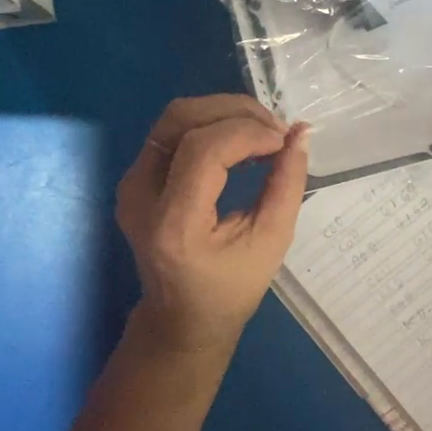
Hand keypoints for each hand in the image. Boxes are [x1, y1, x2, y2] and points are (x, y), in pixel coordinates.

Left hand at [116, 95, 309, 352]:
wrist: (181, 319)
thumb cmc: (231, 290)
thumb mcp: (270, 242)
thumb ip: (286, 186)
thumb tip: (300, 135)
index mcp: (174, 223)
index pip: (203, 150)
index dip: (248, 133)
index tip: (285, 141)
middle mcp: (140, 196)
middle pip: (181, 120)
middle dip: (235, 112)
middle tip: (276, 128)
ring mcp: (130, 184)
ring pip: (173, 118)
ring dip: (222, 113)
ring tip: (262, 131)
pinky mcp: (134, 178)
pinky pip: (171, 133)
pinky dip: (210, 126)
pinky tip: (240, 142)